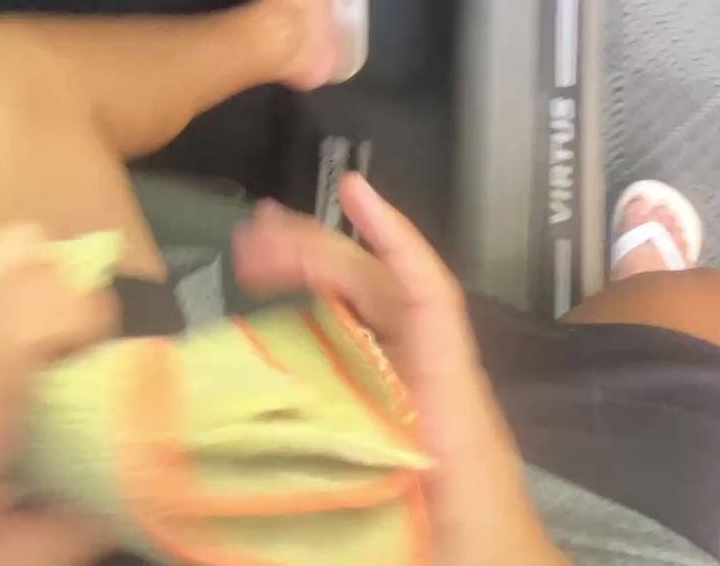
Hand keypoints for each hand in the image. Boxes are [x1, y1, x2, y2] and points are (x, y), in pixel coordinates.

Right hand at [232, 174, 565, 565]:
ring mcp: (417, 381)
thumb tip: (273, 469)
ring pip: (366, 303)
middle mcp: (432, 372)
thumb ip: (356, 497)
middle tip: (251, 235)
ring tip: (253, 248)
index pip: (427, 296)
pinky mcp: (402, 396)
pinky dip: (320, 306)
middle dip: (317, 248)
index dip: (393, 237)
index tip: (350, 190)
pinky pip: (360, 334)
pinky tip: (280, 302)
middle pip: (379, 287)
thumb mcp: (406, 531)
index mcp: (447, 396)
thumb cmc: (469, 551)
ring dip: (312, 267)